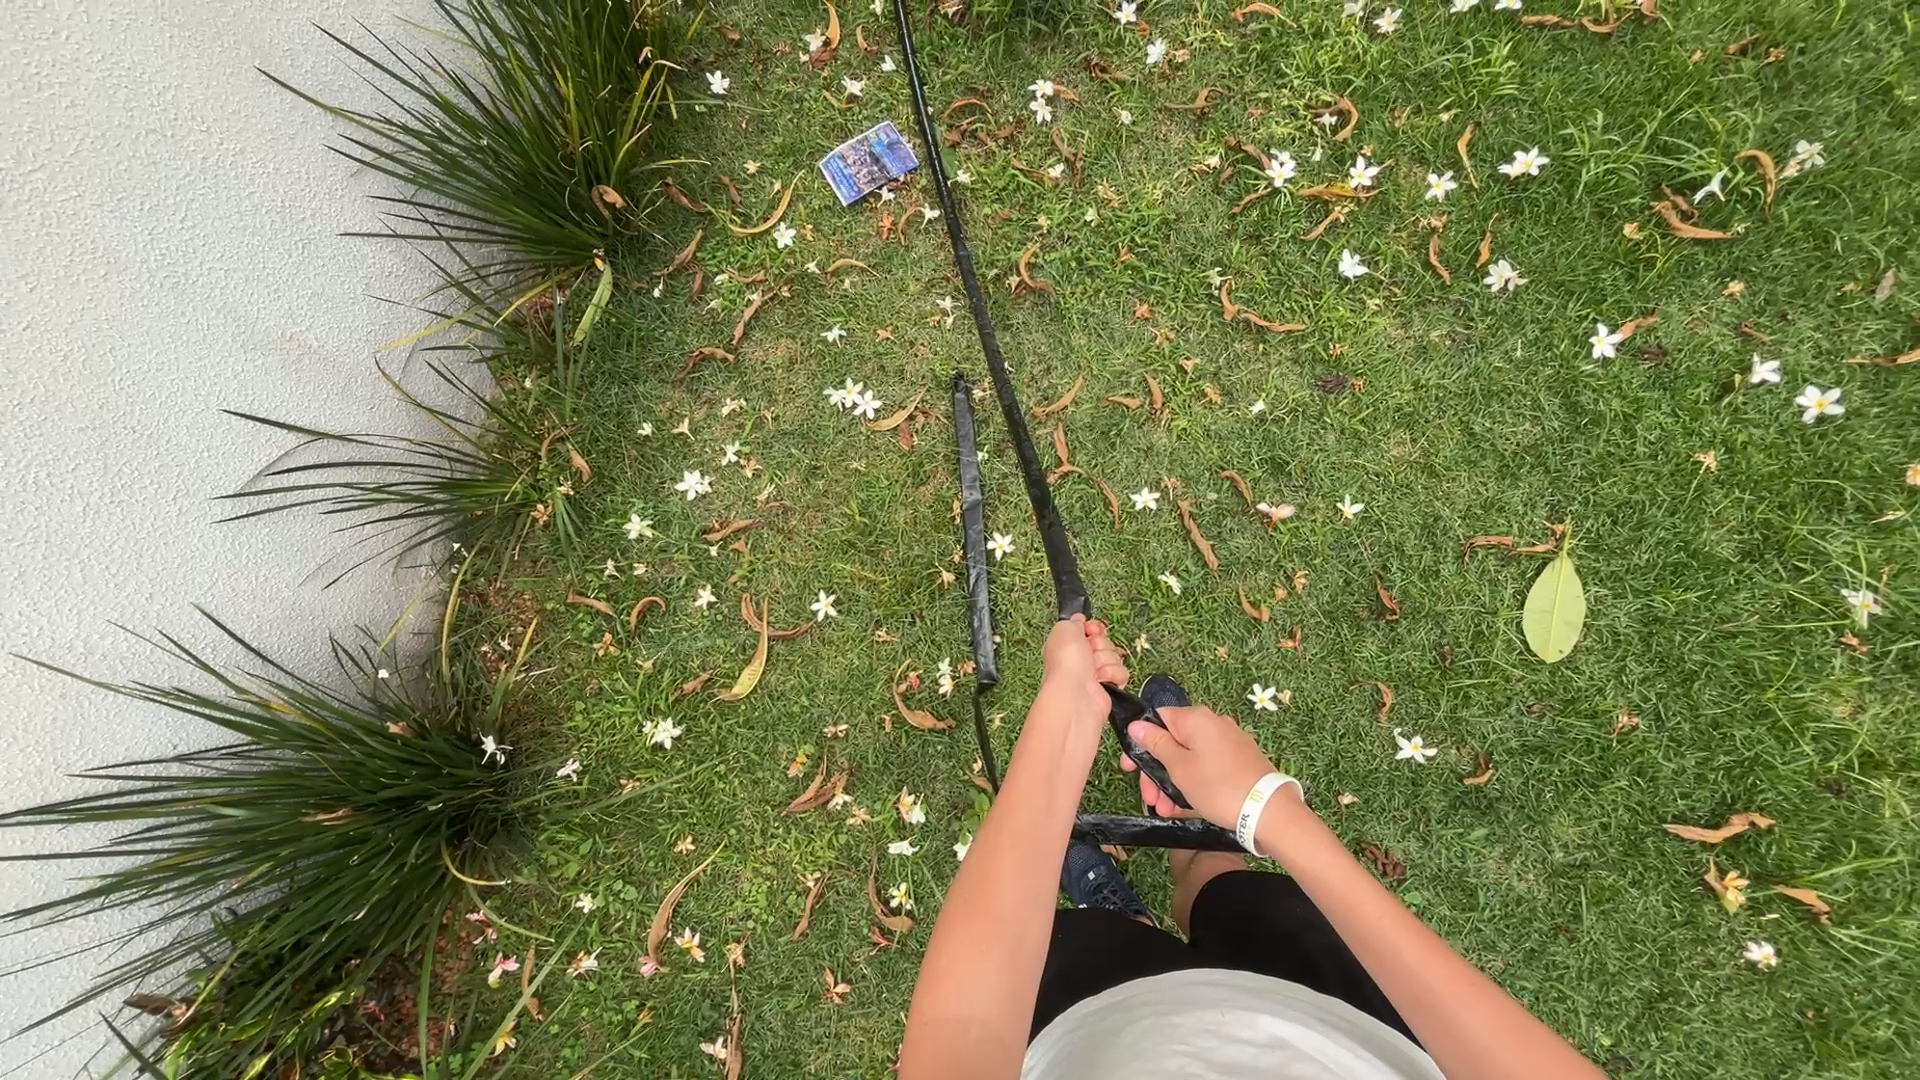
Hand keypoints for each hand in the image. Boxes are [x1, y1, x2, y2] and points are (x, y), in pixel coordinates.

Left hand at [1031, 615, 1127, 731]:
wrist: (1075, 694)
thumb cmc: (1066, 661)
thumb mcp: (1064, 629)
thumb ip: (1073, 621)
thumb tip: (1080, 619)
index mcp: (1068, 644)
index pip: (1089, 629)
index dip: (1093, 628)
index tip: (1091, 630)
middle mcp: (1080, 659)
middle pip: (1104, 641)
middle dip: (1100, 644)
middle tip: (1090, 652)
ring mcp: (1095, 674)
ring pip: (1115, 656)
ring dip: (1106, 659)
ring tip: (1094, 670)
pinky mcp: (1108, 687)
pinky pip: (1122, 672)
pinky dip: (1113, 674)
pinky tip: (1102, 680)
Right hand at [1123, 704, 1296, 828]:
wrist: (1270, 812)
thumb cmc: (1218, 787)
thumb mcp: (1179, 767)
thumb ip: (1156, 743)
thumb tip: (1137, 724)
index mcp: (1196, 718)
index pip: (1158, 719)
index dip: (1141, 743)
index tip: (1131, 769)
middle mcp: (1214, 723)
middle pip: (1173, 741)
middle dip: (1157, 770)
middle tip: (1150, 799)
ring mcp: (1230, 741)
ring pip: (1190, 756)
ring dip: (1173, 781)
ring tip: (1167, 810)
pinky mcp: (1241, 759)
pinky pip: (1208, 765)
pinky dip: (1194, 781)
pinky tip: (1187, 805)